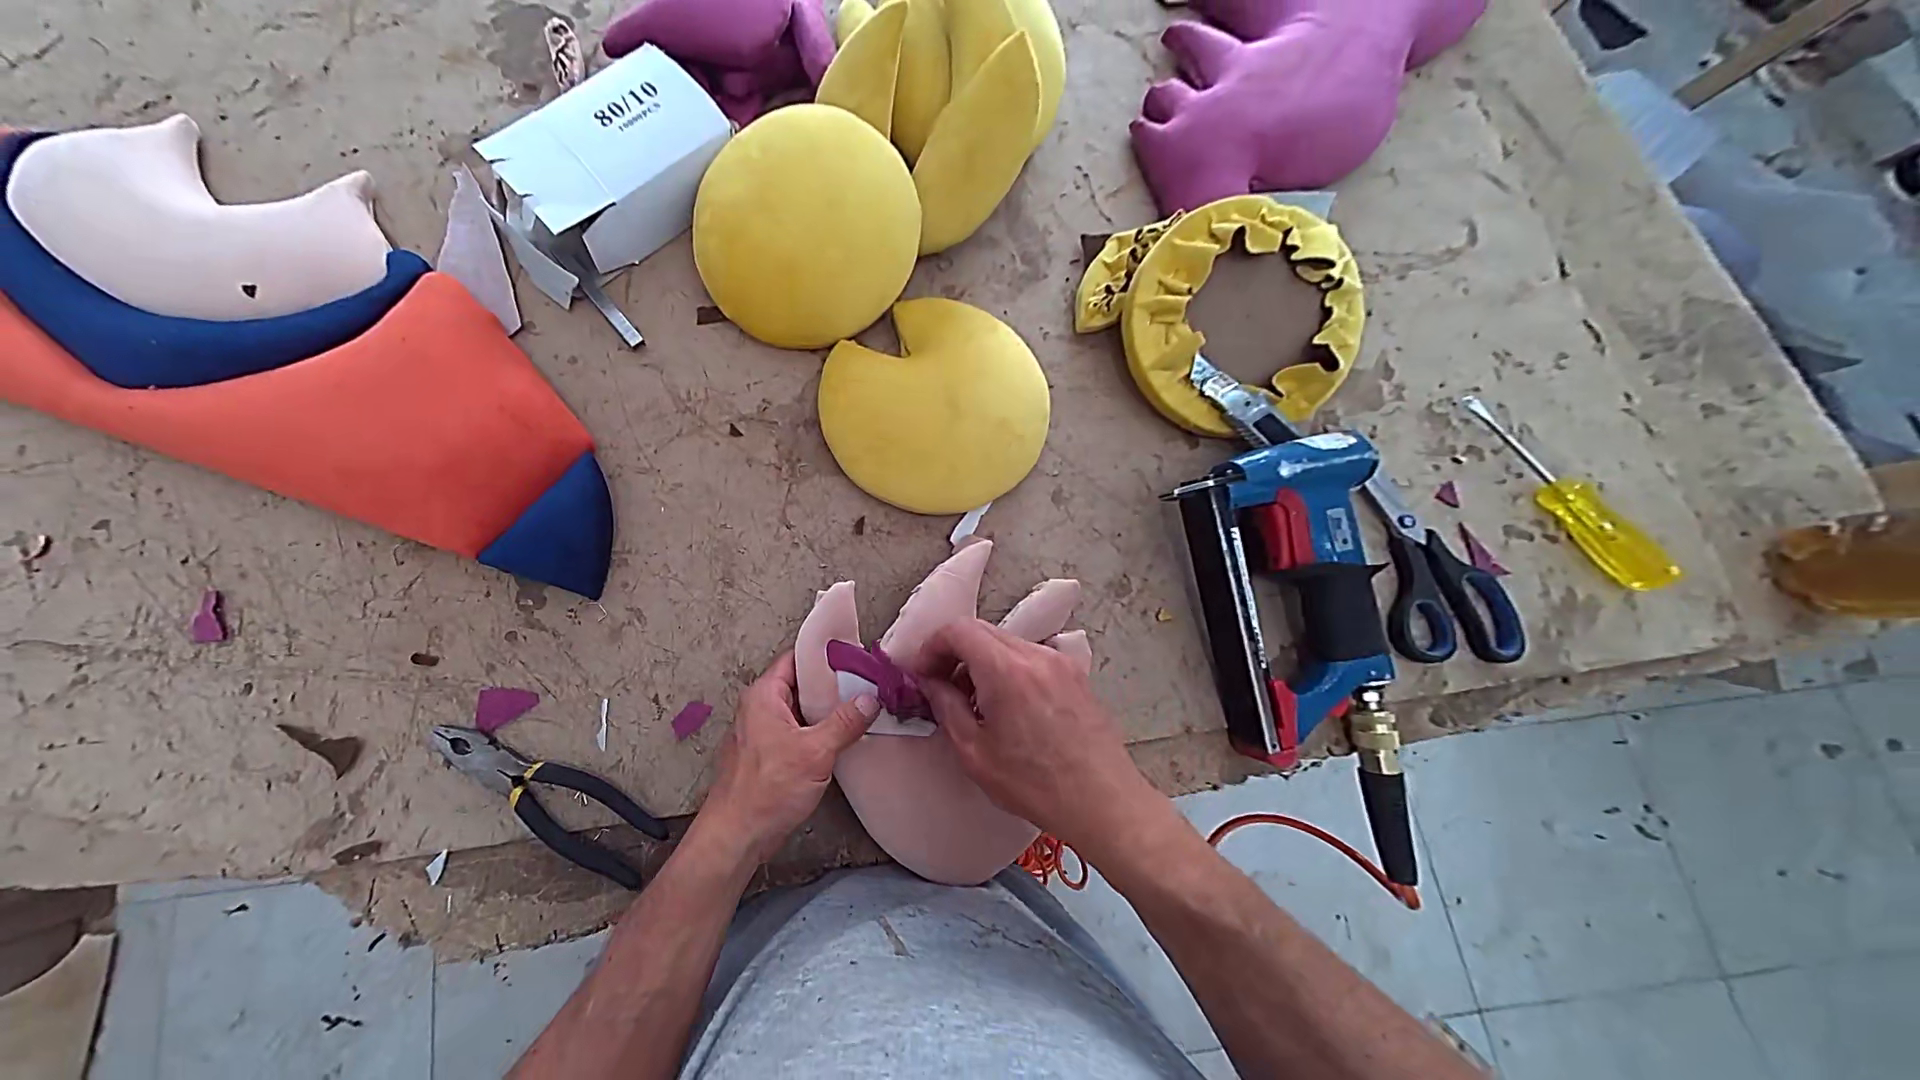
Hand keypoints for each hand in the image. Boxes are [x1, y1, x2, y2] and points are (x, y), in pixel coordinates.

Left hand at [697, 652, 878, 863]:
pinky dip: (820, 729)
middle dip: (833, 684)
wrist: (737, 837)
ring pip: (802, 708)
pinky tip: (842, 736)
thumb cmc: (763, 793)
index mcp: (764, 696)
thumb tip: (869, 701)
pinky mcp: (771, 753)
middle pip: (802, 682)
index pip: (797, 658)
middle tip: (864, 682)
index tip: (853, 655)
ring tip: (859, 706)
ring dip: (827, 709)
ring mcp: (764, 731)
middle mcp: (760, 708)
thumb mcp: (815, 752)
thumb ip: (845, 722)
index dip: (825, 655)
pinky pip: (800, 729)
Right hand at [916, 620, 1169, 854]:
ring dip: (981, 662)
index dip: (932, 647)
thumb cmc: (1040, 786)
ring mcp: (1060, 663)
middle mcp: (1036, 656)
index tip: (924, 672)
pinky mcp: (1074, 675)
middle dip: (954, 653)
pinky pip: (1031, 658)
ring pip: (1006, 643)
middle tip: (941, 686)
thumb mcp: (975, 753)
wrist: (1102, 801)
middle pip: (982, 631)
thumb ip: (946, 708)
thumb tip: (932, 685)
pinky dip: (1008, 669)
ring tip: (974, 702)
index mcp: (1007, 671)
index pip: (958, 630)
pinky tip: (1006, 707)